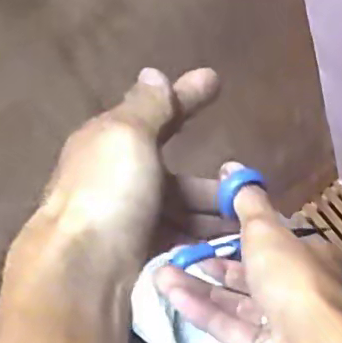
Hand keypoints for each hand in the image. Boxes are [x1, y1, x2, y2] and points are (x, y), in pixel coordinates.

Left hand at [2, 68, 228, 311]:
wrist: (86, 266)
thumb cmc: (109, 194)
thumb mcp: (128, 138)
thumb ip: (148, 109)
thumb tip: (155, 76)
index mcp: (118, 143)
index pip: (161, 114)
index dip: (189, 97)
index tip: (218, 80)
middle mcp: (127, 180)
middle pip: (184, 179)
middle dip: (219, 187)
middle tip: (255, 195)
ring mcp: (138, 220)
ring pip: (188, 214)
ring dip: (219, 218)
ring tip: (252, 228)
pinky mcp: (147, 254)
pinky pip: (185, 242)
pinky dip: (207, 242)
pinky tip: (231, 249)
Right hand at [155, 167, 341, 342]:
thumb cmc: (293, 280)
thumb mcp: (267, 230)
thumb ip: (248, 202)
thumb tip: (233, 169)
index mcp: (313, 258)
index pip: (276, 240)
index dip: (242, 229)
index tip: (206, 219)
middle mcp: (301, 290)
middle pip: (253, 271)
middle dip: (214, 260)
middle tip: (176, 248)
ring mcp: (284, 322)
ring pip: (238, 301)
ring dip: (201, 285)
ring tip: (161, 270)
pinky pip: (232, 326)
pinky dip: (204, 311)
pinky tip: (170, 294)